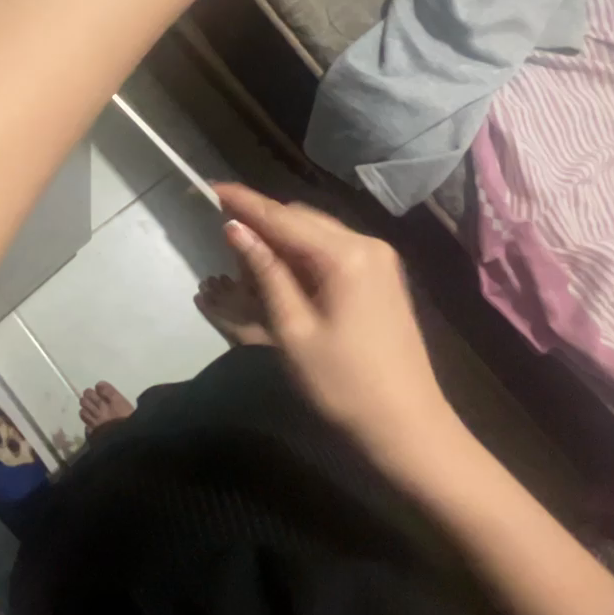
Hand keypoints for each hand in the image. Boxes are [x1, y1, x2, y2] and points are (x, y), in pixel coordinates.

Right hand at [214, 184, 460, 456]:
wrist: (406, 427)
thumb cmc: (342, 383)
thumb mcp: (293, 329)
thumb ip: (265, 272)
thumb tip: (234, 228)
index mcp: (346, 255)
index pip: (282, 217)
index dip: (243, 202)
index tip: (207, 187)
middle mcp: (366, 244)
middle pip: (300, 219)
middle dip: (260, 224)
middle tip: (221, 243)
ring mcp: (378, 260)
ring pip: (315, 234)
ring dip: (279, 241)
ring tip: (245, 267)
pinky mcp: (379, 278)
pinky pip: (330, 252)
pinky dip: (300, 257)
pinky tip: (279, 276)